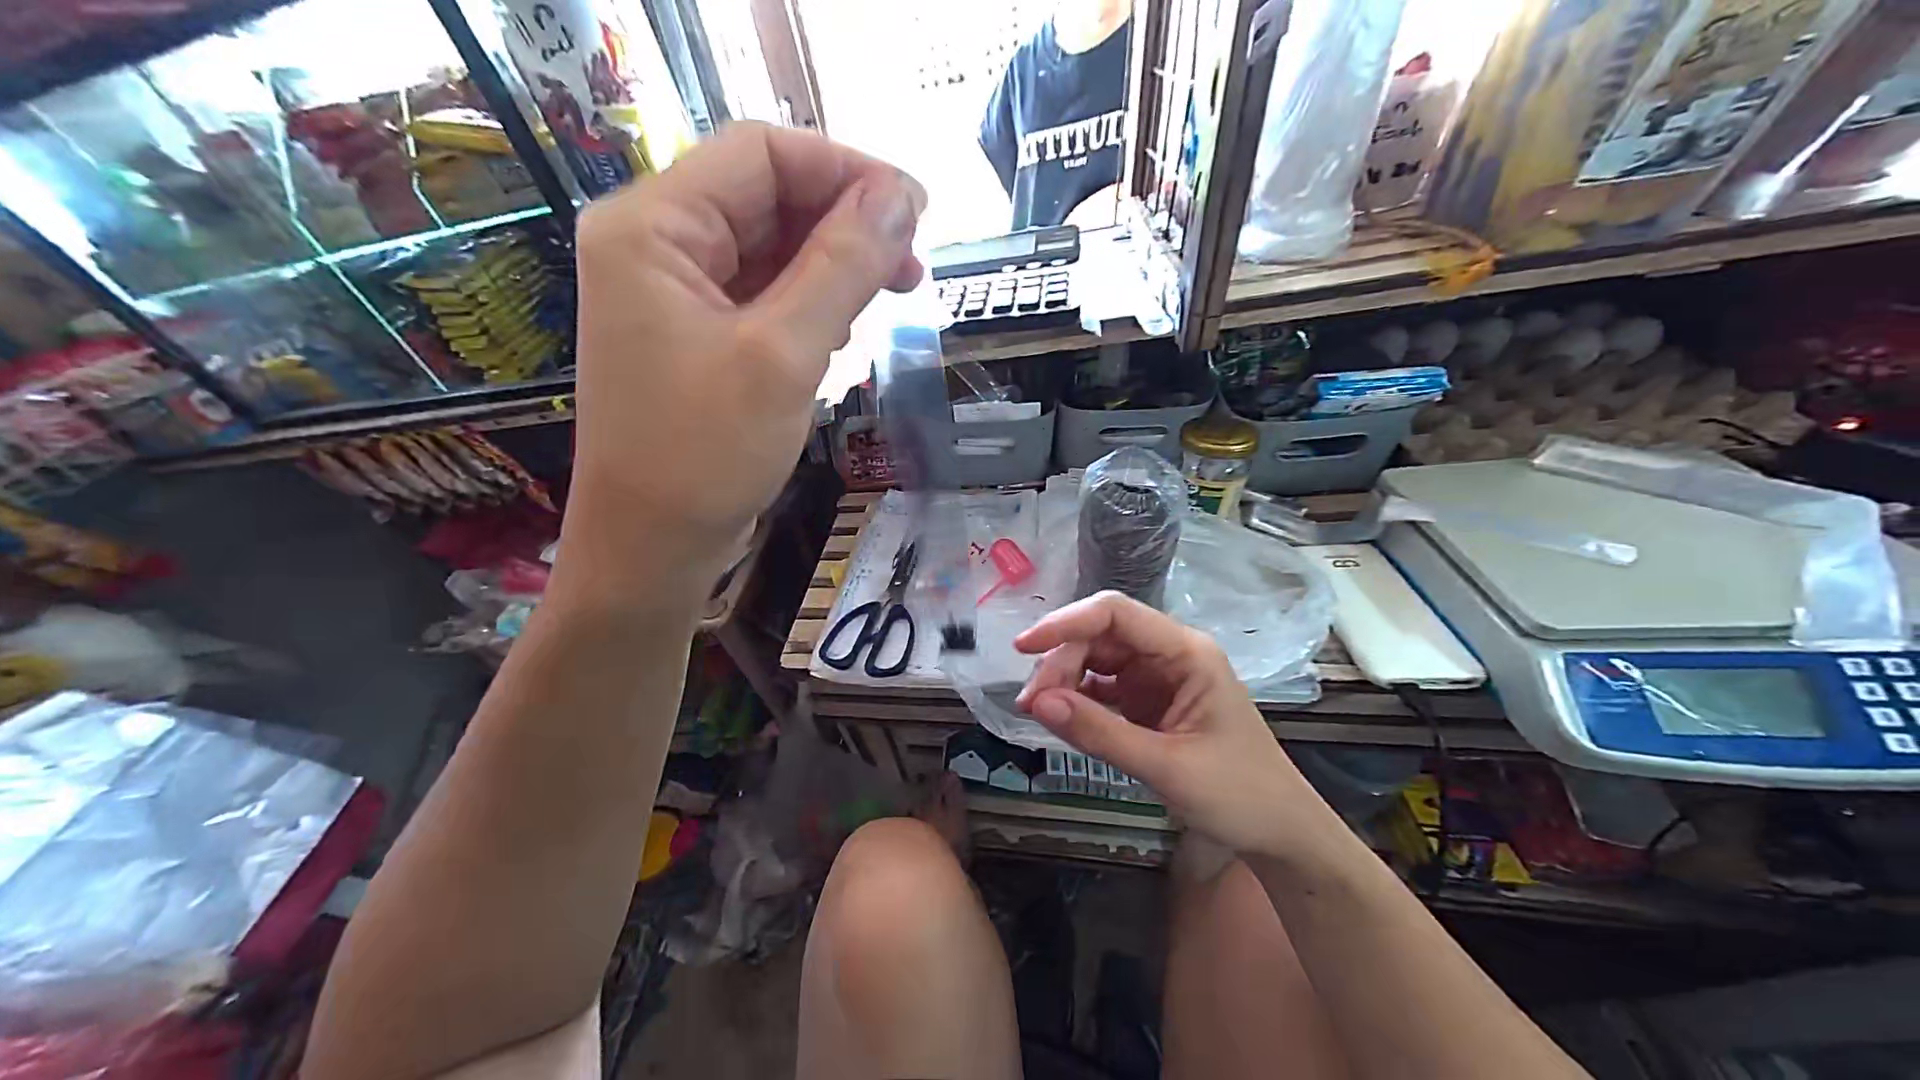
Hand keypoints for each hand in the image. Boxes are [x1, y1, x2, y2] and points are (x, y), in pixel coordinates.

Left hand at [559, 123, 924, 606]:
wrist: (652, 549)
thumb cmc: (705, 455)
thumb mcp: (784, 356)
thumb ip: (842, 266)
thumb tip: (901, 197)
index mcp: (652, 228)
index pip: (760, 155)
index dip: (845, 170)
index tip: (917, 211)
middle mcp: (654, 245)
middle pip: (766, 197)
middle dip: (845, 223)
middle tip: (913, 266)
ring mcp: (673, 292)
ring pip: (771, 247)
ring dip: (834, 266)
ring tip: (890, 298)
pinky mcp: (695, 334)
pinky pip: (763, 294)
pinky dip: (810, 304)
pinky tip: (843, 334)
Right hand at [1013, 591, 1335, 858]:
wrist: (1282, 834)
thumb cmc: (1240, 795)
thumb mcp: (1166, 767)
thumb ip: (1100, 732)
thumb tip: (1036, 703)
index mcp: (1187, 652)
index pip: (1115, 614)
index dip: (1065, 623)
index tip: (1024, 648)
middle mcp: (1170, 655)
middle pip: (1100, 636)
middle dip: (1061, 662)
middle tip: (1030, 704)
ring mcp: (1158, 678)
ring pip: (1097, 660)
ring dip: (1064, 680)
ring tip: (1037, 712)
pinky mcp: (1149, 703)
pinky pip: (1103, 689)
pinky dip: (1078, 700)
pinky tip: (1060, 717)